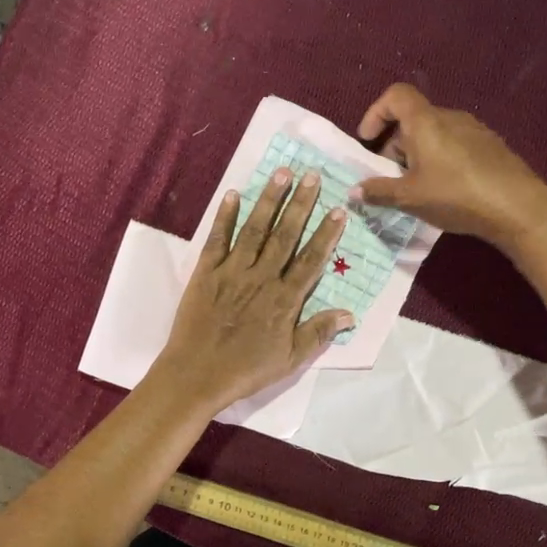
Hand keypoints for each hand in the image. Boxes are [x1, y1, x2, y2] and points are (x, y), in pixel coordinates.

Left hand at [148, 168, 355, 411]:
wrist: (196, 373)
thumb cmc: (245, 370)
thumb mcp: (290, 360)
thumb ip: (318, 333)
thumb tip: (349, 313)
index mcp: (284, 299)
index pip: (310, 259)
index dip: (326, 234)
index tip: (338, 209)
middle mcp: (261, 278)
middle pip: (285, 235)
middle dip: (301, 204)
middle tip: (312, 175)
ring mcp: (232, 271)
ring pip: (255, 229)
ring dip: (269, 200)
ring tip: (282, 172)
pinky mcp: (206, 272)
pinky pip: (217, 239)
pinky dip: (225, 216)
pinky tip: (233, 194)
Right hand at [355, 83, 546, 241]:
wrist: (518, 207)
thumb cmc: (455, 195)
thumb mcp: (409, 198)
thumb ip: (378, 191)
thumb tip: (353, 191)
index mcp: (426, 122)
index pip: (396, 96)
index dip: (376, 113)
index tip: (369, 141)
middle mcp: (450, 117)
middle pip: (413, 119)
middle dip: (394, 144)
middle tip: (390, 176)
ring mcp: (474, 130)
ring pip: (434, 133)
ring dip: (417, 154)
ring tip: (417, 187)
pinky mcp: (491, 146)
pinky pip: (455, 144)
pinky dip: (440, 159)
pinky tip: (446, 189)